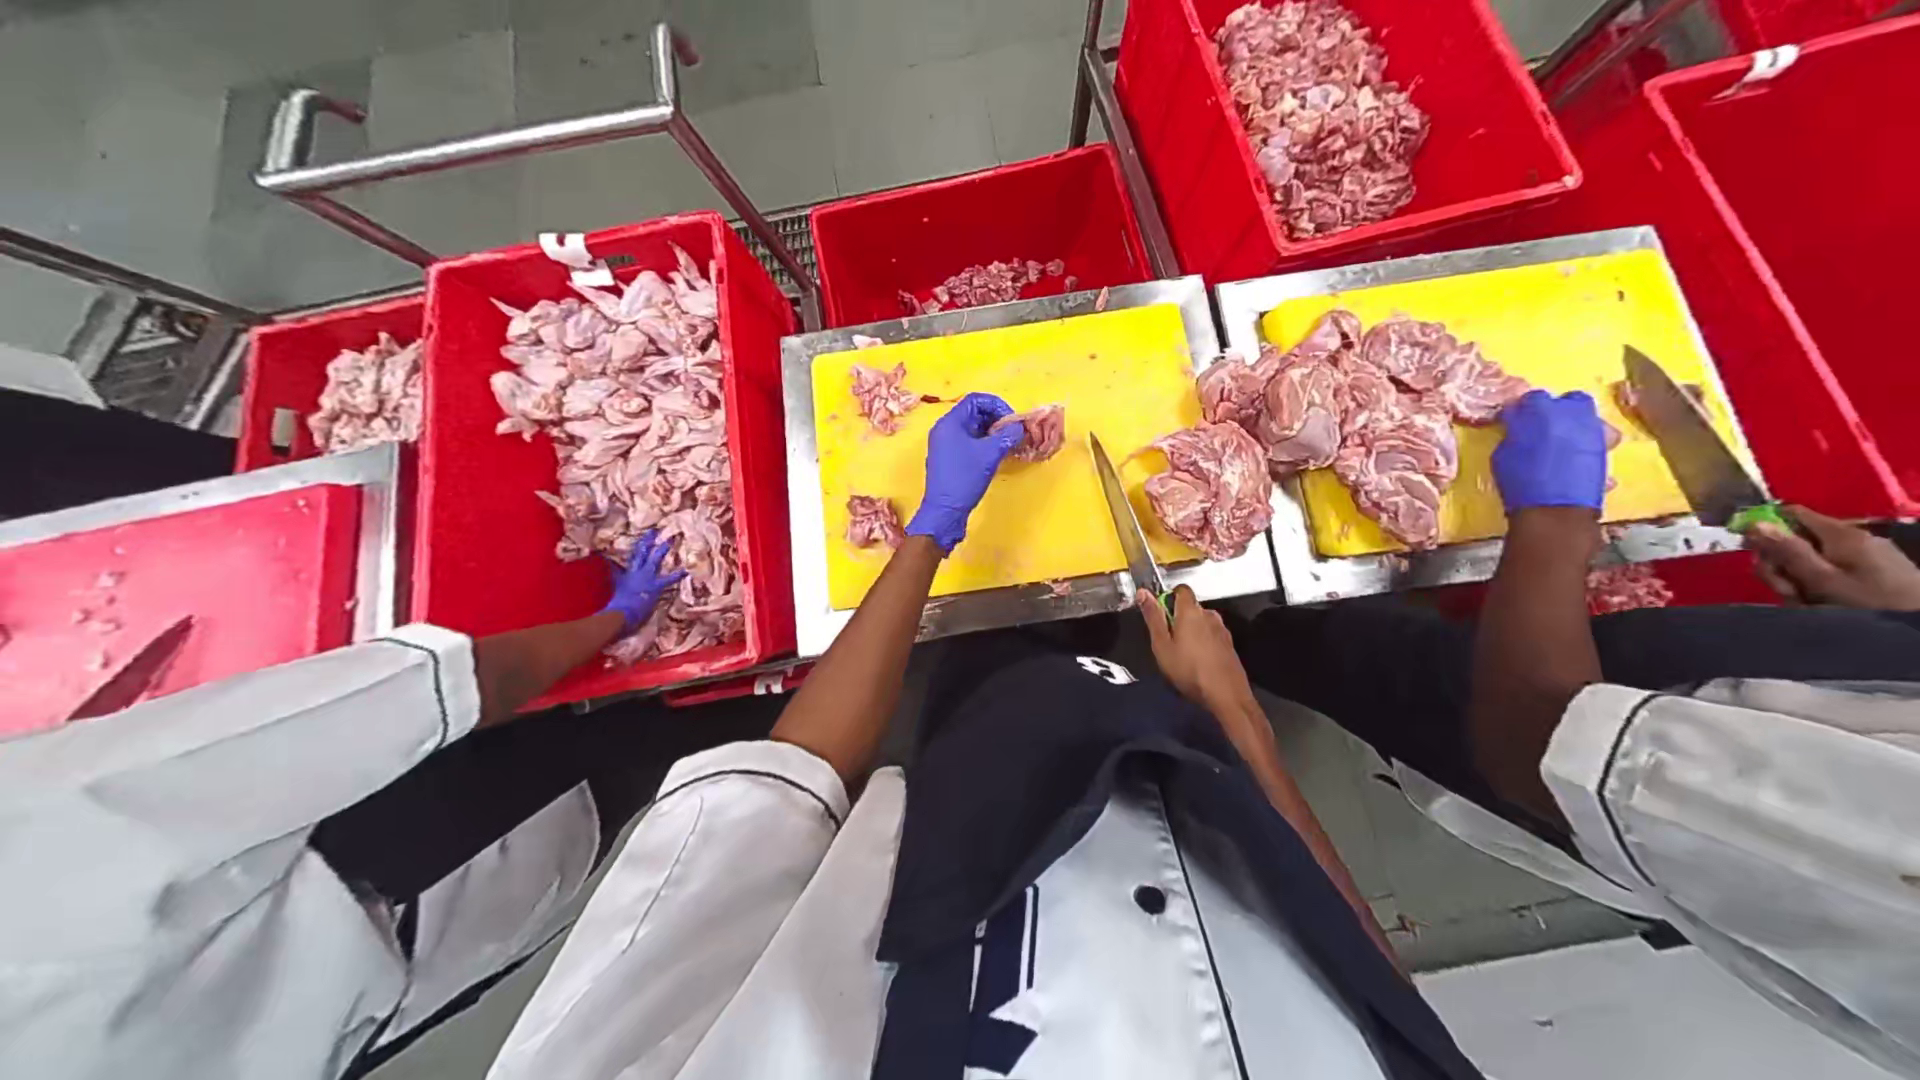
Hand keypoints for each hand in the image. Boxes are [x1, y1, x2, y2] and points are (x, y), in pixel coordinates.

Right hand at [600, 529, 687, 631]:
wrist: (619, 615)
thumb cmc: (612, 611)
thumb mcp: (607, 601)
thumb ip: (605, 595)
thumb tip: (597, 598)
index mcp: (620, 578)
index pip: (617, 565)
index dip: (619, 558)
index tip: (622, 549)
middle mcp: (633, 574)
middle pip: (639, 554)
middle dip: (646, 542)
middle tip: (653, 531)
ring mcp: (645, 578)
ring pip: (654, 560)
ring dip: (661, 550)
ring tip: (669, 541)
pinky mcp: (655, 586)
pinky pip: (668, 579)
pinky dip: (677, 575)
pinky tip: (685, 571)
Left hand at [905, 392, 1022, 553]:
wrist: (944, 511)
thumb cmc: (964, 478)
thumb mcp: (990, 454)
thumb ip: (1006, 436)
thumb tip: (1019, 427)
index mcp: (950, 422)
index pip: (975, 400)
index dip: (997, 405)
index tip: (1011, 420)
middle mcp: (944, 430)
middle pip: (973, 413)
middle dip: (996, 419)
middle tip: (1012, 433)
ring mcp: (944, 445)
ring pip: (972, 429)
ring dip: (991, 433)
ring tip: (1007, 444)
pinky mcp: (948, 459)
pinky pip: (968, 442)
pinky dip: (983, 444)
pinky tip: (995, 455)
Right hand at [1138, 586, 1257, 714]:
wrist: (1226, 695)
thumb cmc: (1189, 669)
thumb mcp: (1162, 645)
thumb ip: (1153, 617)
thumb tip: (1143, 592)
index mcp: (1191, 611)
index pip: (1181, 589)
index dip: (1168, 597)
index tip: (1160, 616)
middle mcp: (1210, 615)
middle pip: (1190, 607)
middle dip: (1178, 618)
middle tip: (1167, 641)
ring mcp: (1222, 629)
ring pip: (1201, 622)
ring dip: (1191, 631)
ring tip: (1182, 654)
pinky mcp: (1229, 644)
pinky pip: (1210, 635)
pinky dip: (1202, 642)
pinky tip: (1198, 662)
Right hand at [1492, 390, 1607, 513]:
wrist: (1553, 508)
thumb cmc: (1519, 481)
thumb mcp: (1503, 454)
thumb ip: (1513, 434)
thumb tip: (1518, 428)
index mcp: (1541, 411)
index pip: (1531, 398)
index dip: (1522, 408)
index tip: (1514, 419)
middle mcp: (1573, 414)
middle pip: (1570, 400)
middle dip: (1557, 409)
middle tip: (1541, 426)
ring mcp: (1595, 430)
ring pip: (1588, 418)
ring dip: (1574, 426)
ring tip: (1559, 443)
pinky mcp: (1606, 448)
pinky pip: (1596, 440)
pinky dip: (1586, 445)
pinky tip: (1572, 459)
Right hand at [1745, 506, 1919, 609]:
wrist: (1917, 623)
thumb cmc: (1869, 602)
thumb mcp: (1820, 579)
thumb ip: (1787, 550)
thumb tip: (1754, 523)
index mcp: (1841, 535)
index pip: (1792, 513)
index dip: (1765, 525)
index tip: (1749, 548)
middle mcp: (1853, 536)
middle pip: (1796, 538)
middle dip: (1779, 562)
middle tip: (1784, 588)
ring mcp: (1865, 552)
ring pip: (1809, 555)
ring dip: (1794, 576)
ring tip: (1803, 599)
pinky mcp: (1873, 566)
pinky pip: (1828, 566)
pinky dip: (1815, 581)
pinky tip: (1819, 598)